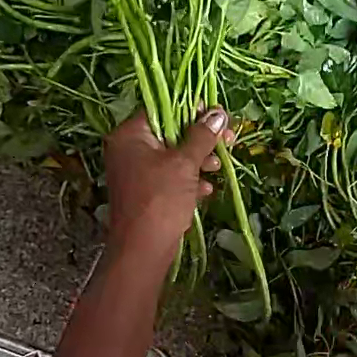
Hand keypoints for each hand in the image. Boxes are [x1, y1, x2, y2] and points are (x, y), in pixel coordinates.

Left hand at [103, 107, 233, 263]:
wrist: (143, 248)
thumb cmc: (160, 199)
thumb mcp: (185, 164)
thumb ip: (201, 136)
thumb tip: (218, 114)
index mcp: (130, 135)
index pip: (162, 109)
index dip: (191, 109)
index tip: (216, 115)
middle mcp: (129, 149)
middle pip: (170, 132)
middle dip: (200, 138)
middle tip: (227, 140)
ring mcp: (136, 172)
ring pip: (173, 156)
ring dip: (198, 160)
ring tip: (218, 166)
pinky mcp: (146, 192)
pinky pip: (170, 177)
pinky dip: (188, 180)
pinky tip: (206, 189)